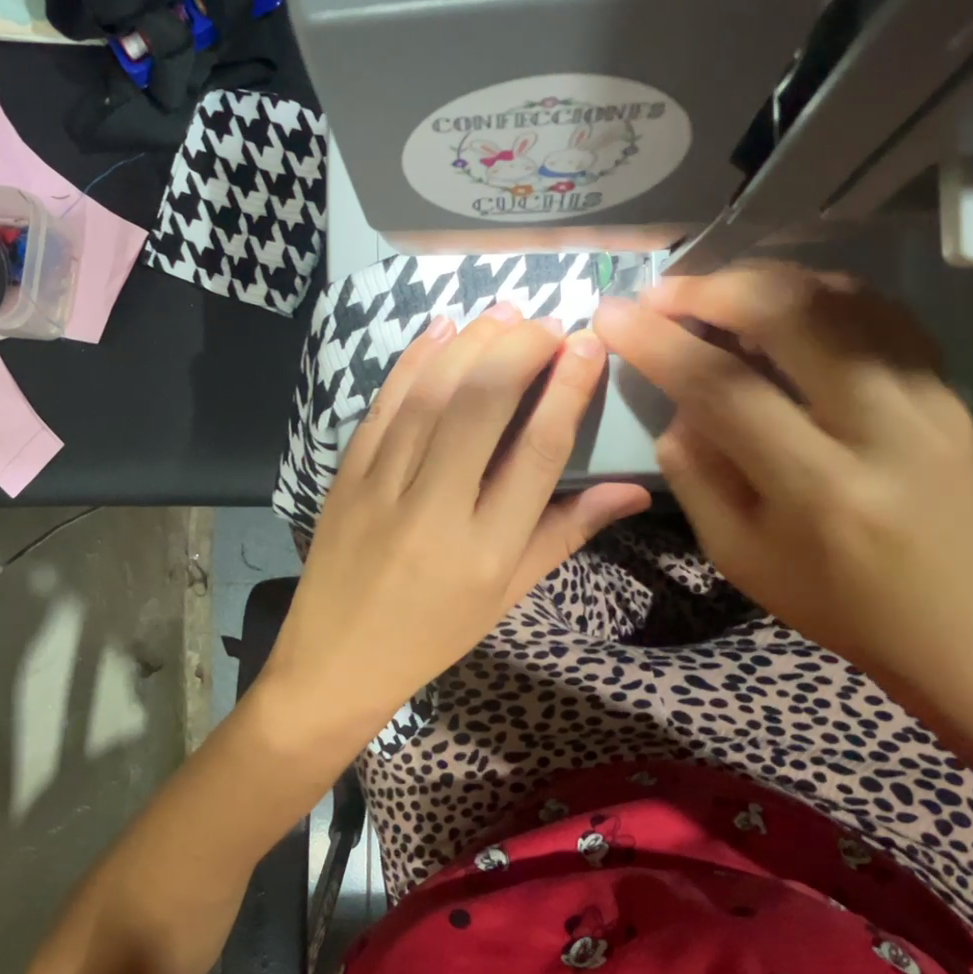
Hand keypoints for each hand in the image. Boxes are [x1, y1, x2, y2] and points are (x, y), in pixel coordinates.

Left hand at [267, 305, 650, 718]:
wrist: (336, 659)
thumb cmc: (432, 635)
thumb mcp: (506, 595)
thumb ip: (565, 533)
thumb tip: (635, 488)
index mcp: (484, 551)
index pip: (535, 455)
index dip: (567, 392)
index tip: (587, 344)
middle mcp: (433, 512)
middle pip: (479, 410)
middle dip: (517, 353)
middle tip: (547, 322)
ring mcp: (380, 490)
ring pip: (429, 399)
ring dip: (468, 347)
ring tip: (503, 314)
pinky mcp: (344, 477)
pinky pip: (382, 409)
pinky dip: (411, 364)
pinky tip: (439, 332)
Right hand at [595, 265, 972, 685]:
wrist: (960, 627)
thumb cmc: (831, 602)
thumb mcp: (737, 555)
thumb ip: (695, 474)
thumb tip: (676, 404)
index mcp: (816, 488)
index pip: (725, 388)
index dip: (660, 344)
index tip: (615, 313)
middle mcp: (881, 430)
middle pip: (795, 316)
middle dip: (717, 289)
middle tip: (668, 294)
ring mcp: (928, 402)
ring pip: (845, 299)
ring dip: (768, 282)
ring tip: (719, 295)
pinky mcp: (951, 392)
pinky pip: (882, 316)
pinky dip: (823, 296)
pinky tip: (787, 306)